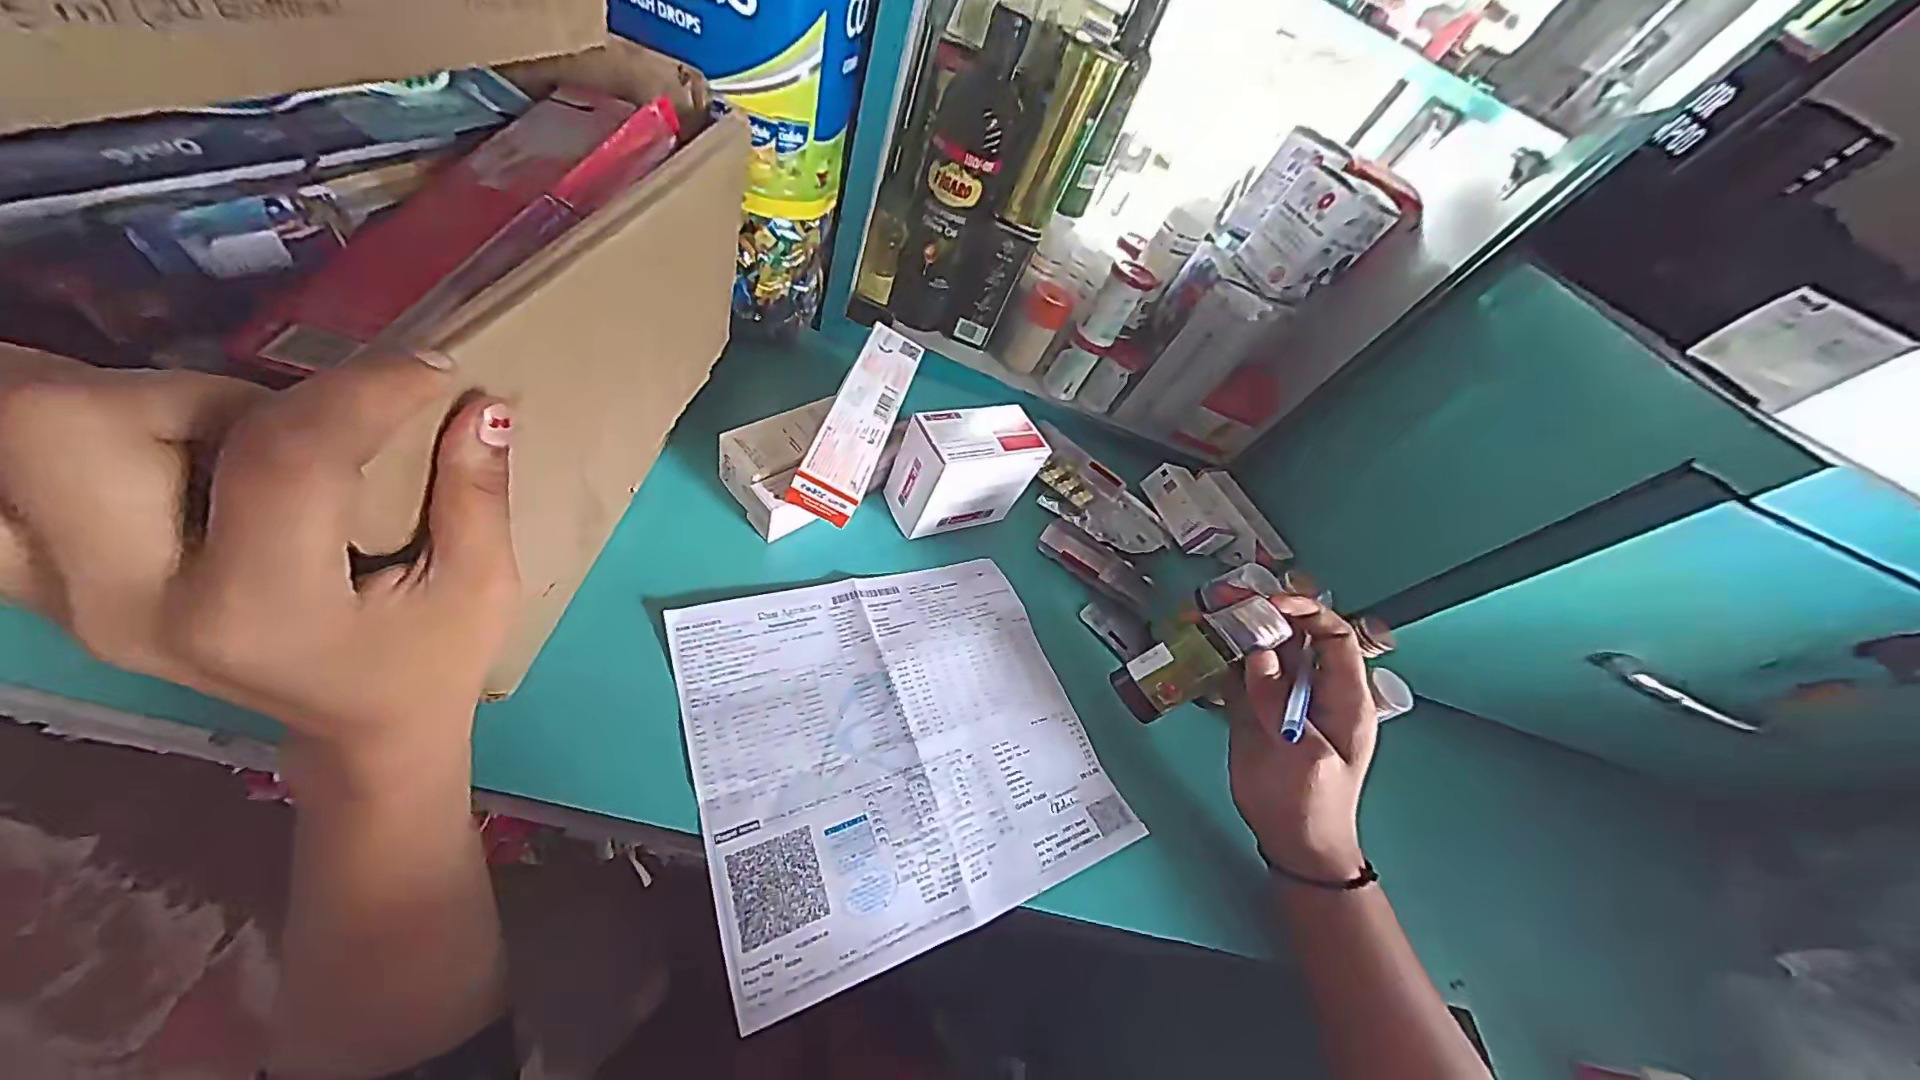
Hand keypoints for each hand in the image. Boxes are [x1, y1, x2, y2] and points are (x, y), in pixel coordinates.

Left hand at [0, 342, 518, 778]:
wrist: (361, 728)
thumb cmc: (435, 661)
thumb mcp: (483, 587)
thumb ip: (477, 497)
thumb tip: (482, 408)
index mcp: (263, 609)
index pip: (284, 460)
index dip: (362, 392)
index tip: (429, 370)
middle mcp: (130, 601)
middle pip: (63, 421)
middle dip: (196, 389)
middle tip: (289, 416)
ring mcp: (65, 596)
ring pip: (11, 434)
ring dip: (126, 400)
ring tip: (232, 430)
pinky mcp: (46, 583)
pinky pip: (5, 482)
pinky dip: (82, 441)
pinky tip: (171, 457)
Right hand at [1225, 595, 1376, 880]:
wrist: (1292, 838)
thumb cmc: (1314, 804)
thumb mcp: (1305, 756)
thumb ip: (1279, 704)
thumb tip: (1258, 655)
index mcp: (1344, 696)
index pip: (1334, 638)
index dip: (1309, 613)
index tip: (1274, 603)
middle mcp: (1312, 687)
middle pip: (1294, 634)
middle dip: (1265, 609)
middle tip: (1230, 596)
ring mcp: (1279, 694)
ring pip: (1262, 647)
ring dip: (1239, 626)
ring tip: (1210, 609)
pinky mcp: (1250, 705)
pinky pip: (1237, 669)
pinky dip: (1220, 652)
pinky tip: (1202, 638)